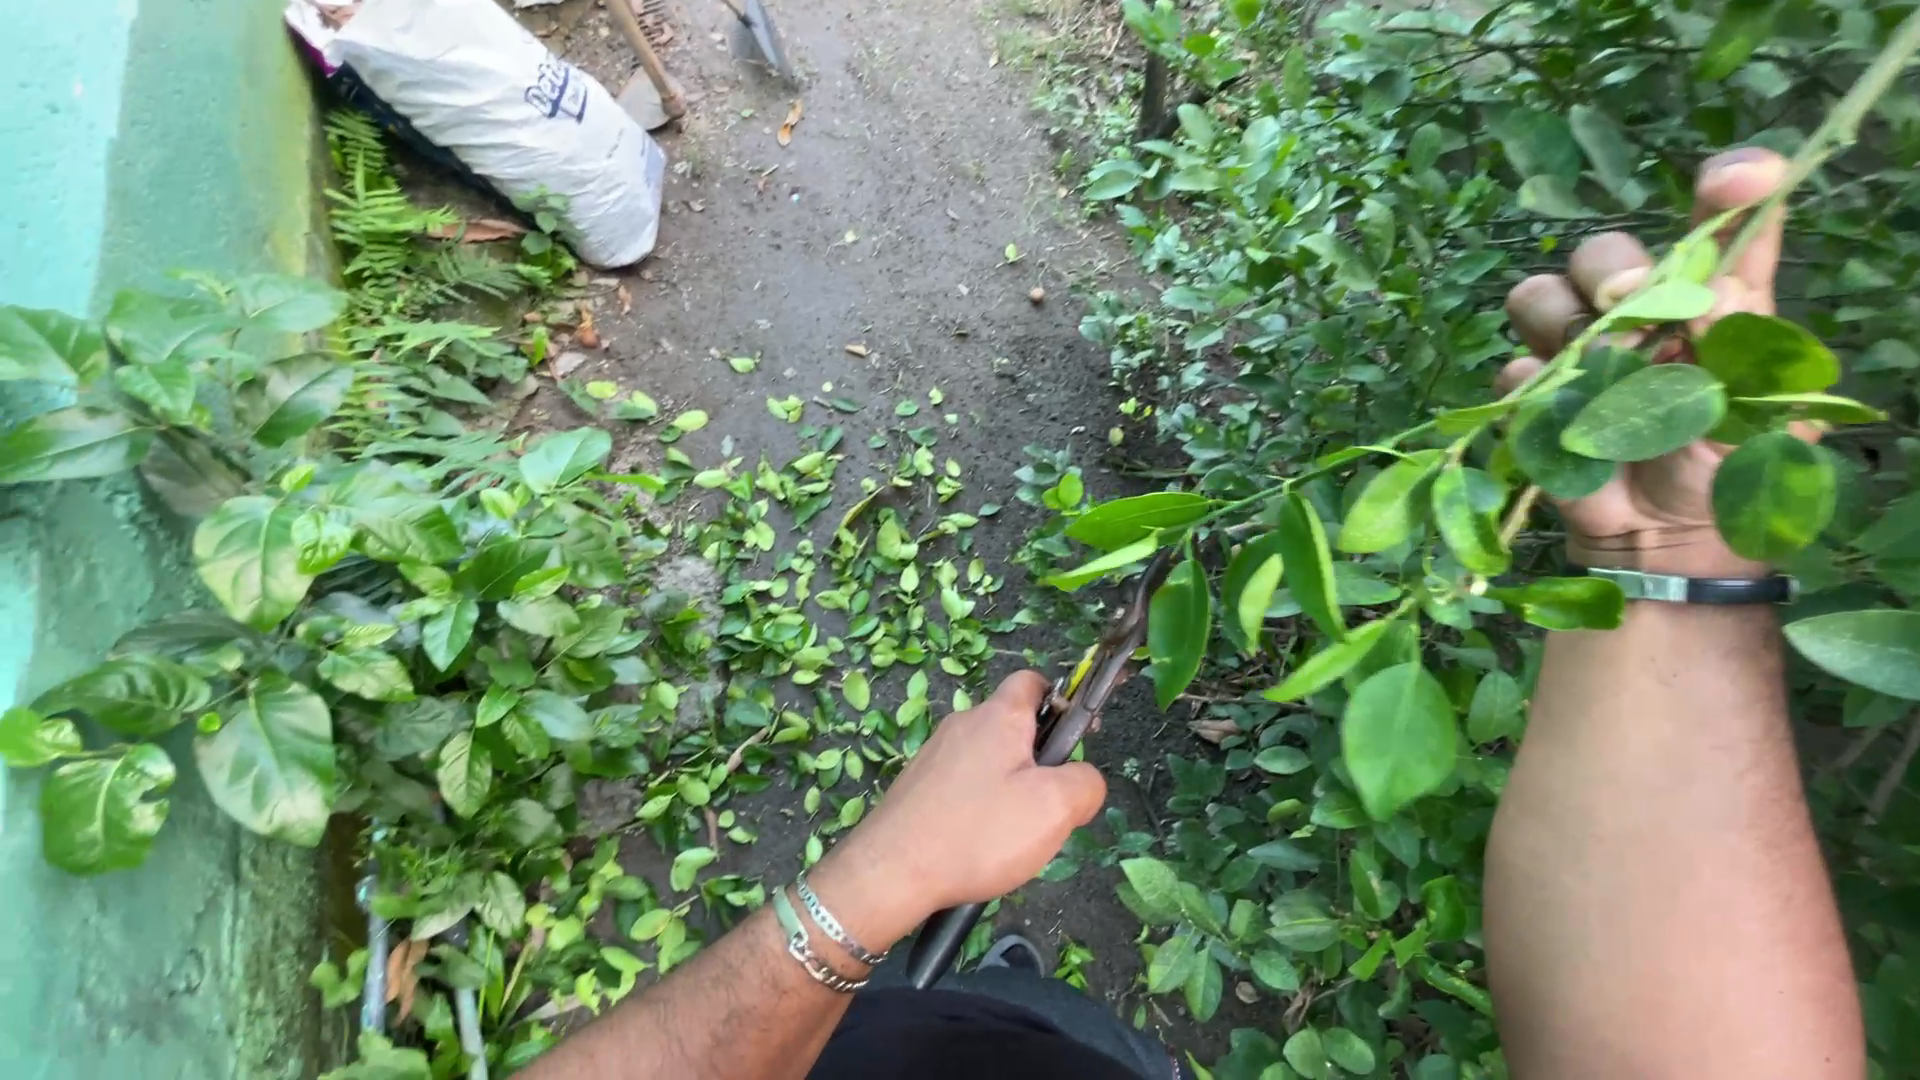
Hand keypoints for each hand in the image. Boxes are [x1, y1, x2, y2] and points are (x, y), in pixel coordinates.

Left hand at [804, 670, 1106, 953]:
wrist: (892, 871)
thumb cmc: (980, 831)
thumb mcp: (1055, 808)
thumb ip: (1086, 783)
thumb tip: (1084, 778)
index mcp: (999, 716)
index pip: (1032, 681)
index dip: (1060, 700)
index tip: (1073, 738)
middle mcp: (963, 723)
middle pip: (1012, 725)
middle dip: (1037, 758)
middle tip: (1048, 804)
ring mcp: (935, 753)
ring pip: (988, 758)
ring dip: (1008, 786)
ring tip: (1012, 833)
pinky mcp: (917, 784)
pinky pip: (962, 783)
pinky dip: (978, 805)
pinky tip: (978, 843)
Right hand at [1500, 147, 1791, 578]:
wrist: (1662, 538)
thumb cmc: (1727, 472)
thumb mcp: (1766, 410)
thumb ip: (1744, 345)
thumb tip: (1714, 286)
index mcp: (1713, 305)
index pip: (1723, 225)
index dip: (1730, 187)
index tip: (1731, 178)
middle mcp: (1637, 317)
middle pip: (1599, 251)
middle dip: (1610, 272)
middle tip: (1624, 307)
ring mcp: (1574, 356)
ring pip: (1537, 295)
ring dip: (1558, 321)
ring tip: (1590, 366)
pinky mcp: (1531, 397)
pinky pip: (1513, 366)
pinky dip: (1532, 383)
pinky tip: (1558, 411)